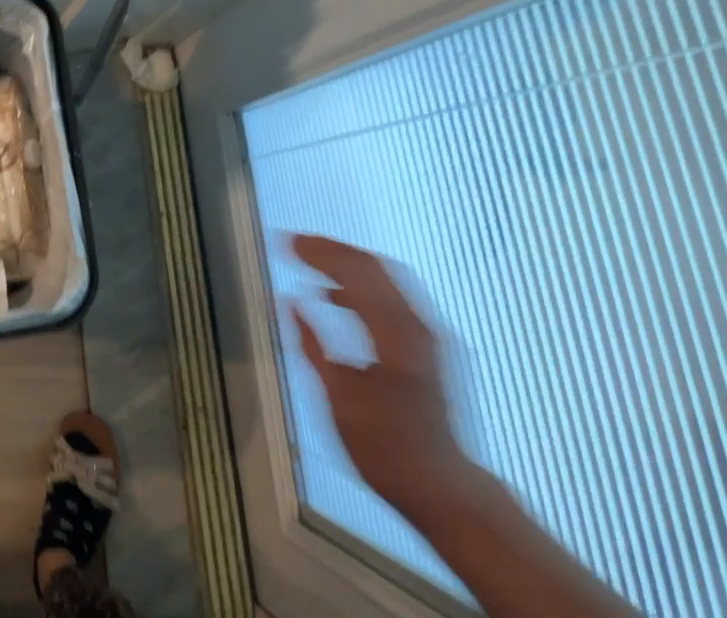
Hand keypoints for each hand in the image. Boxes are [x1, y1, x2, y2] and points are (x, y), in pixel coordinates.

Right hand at [289, 234, 473, 517]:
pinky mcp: (427, 349)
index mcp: (396, 334)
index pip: (357, 272)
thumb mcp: (338, 396)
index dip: (319, 251)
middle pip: (377, 267)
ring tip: (309, 260)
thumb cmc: (384, 446)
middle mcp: (419, 327)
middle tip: (294, 242)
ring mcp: (428, 337)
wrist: (440, 484)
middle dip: (333, 250)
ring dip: (347, 265)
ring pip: (387, 280)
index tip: (285, 241)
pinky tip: (334, 297)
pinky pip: (392, 299)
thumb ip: (313, 343)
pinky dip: (361, 287)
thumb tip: (290, 301)